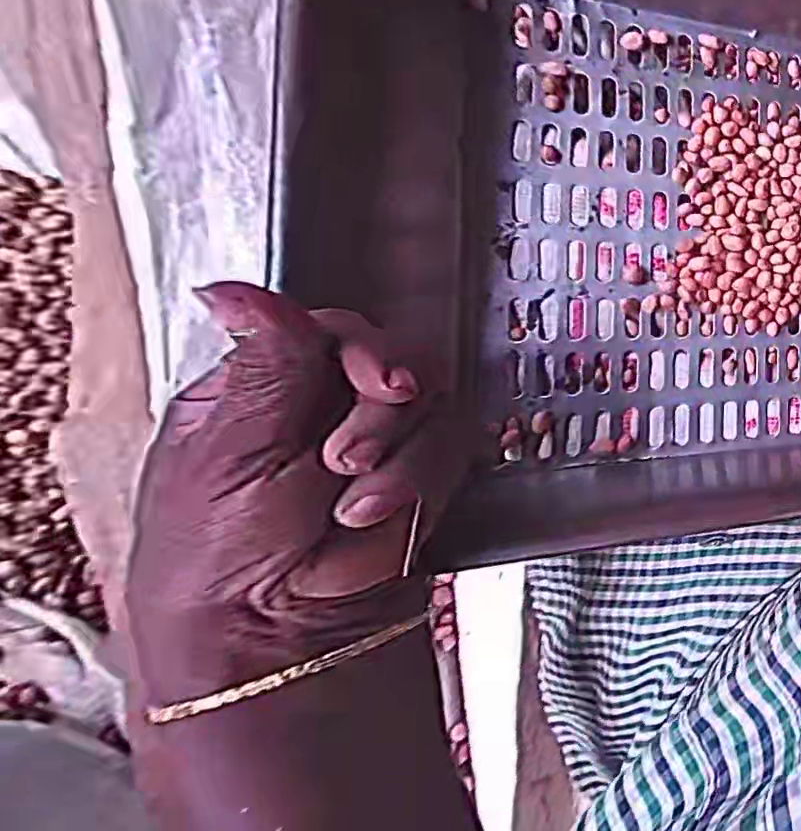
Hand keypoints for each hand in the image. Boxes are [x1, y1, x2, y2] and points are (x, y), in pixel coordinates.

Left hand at [124, 283, 464, 705]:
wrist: (286, 629)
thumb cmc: (223, 553)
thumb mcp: (230, 455)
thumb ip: (264, 370)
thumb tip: (233, 292)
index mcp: (270, 387)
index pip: (337, 331)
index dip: (367, 347)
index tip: (379, 380)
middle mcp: (336, 403)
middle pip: (400, 361)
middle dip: (384, 411)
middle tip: (349, 458)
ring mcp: (391, 433)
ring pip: (436, 403)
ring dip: (401, 456)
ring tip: (353, 503)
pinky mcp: (432, 463)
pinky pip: (456, 442)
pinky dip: (424, 479)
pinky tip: (382, 511)